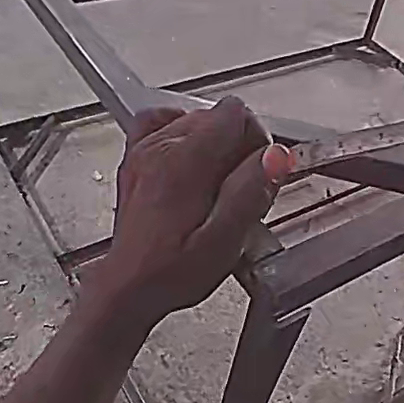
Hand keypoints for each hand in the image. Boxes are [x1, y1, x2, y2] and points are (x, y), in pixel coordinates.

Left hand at [84, 98, 292, 329]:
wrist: (129, 287)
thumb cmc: (171, 272)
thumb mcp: (224, 242)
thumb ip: (250, 192)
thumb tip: (274, 155)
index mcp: (185, 164)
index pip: (235, 115)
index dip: (257, 141)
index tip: (259, 173)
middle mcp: (161, 149)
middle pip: (217, 116)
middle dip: (239, 146)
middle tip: (240, 189)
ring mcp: (145, 151)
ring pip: (195, 119)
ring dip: (216, 145)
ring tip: (218, 184)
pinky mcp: (137, 160)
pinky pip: (160, 123)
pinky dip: (183, 133)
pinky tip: (192, 159)